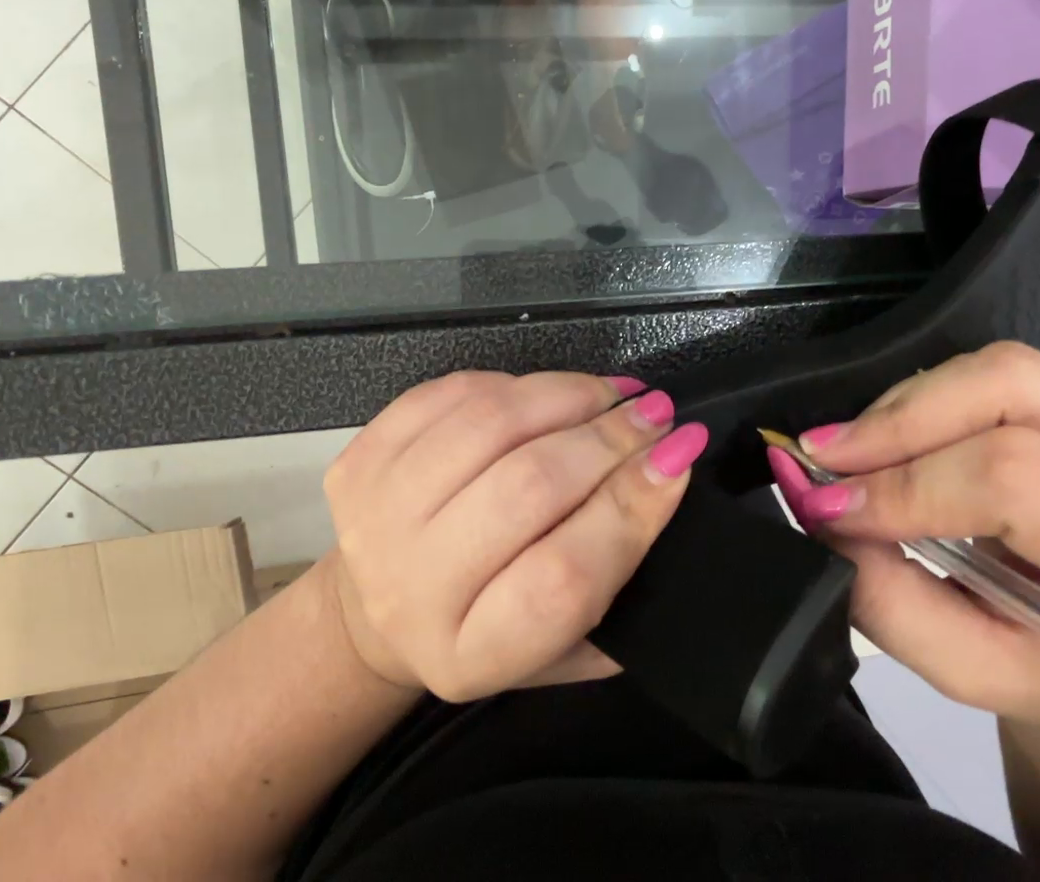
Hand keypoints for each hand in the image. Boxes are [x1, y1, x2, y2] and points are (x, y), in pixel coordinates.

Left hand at [323, 370, 706, 701]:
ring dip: (566, 396)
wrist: (376, 614)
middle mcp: (414, 590)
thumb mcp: (562, 648)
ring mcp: (377, 519)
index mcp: (474, 655)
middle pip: (528, 489)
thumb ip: (620, 583)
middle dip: (609, 439)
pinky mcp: (359, 463)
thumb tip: (670, 476)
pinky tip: (549, 393)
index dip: (631, 506)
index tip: (680, 456)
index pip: (565, 576)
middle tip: (654, 415)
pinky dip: (512, 384)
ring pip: (489, 426)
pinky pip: (448, 395)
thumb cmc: (485, 634)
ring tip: (610, 394)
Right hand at [769, 342, 1039, 730]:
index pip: (1018, 479)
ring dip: (905, 407)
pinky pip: (1000, 378)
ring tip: (851, 455)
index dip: (908, 483)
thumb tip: (821, 510)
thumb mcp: (966, 672)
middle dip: (898, 420)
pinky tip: (891, 443)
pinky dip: (926, 403)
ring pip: (1002, 370)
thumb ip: (888, 601)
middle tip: (823, 458)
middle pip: (1011, 389)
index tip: (826, 505)